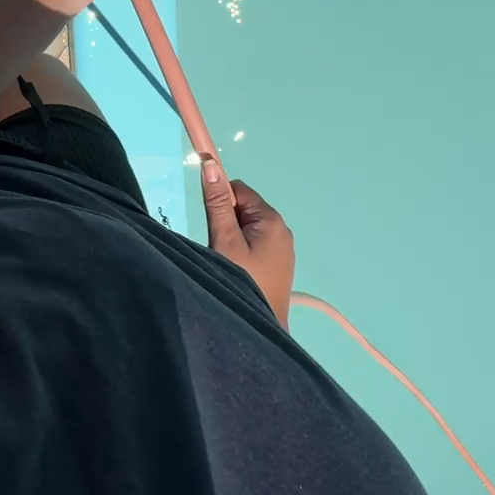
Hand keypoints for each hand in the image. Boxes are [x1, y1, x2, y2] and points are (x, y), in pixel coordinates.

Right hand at [201, 159, 294, 325]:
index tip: (211, 222)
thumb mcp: (224, 238)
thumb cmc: (241, 279)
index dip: (220, 200)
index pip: (239, 189)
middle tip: (218, 245)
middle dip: (227, 220)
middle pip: (245, 208)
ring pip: (249, 228)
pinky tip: (237, 270)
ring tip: (226, 260)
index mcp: (272, 219)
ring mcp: (284, 249)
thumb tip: (211, 164)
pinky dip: (243, 250)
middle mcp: (283, 229)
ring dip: (234, 237)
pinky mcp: (280, 265)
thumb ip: (217, 202)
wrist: (259, 331)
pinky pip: (257, 244)